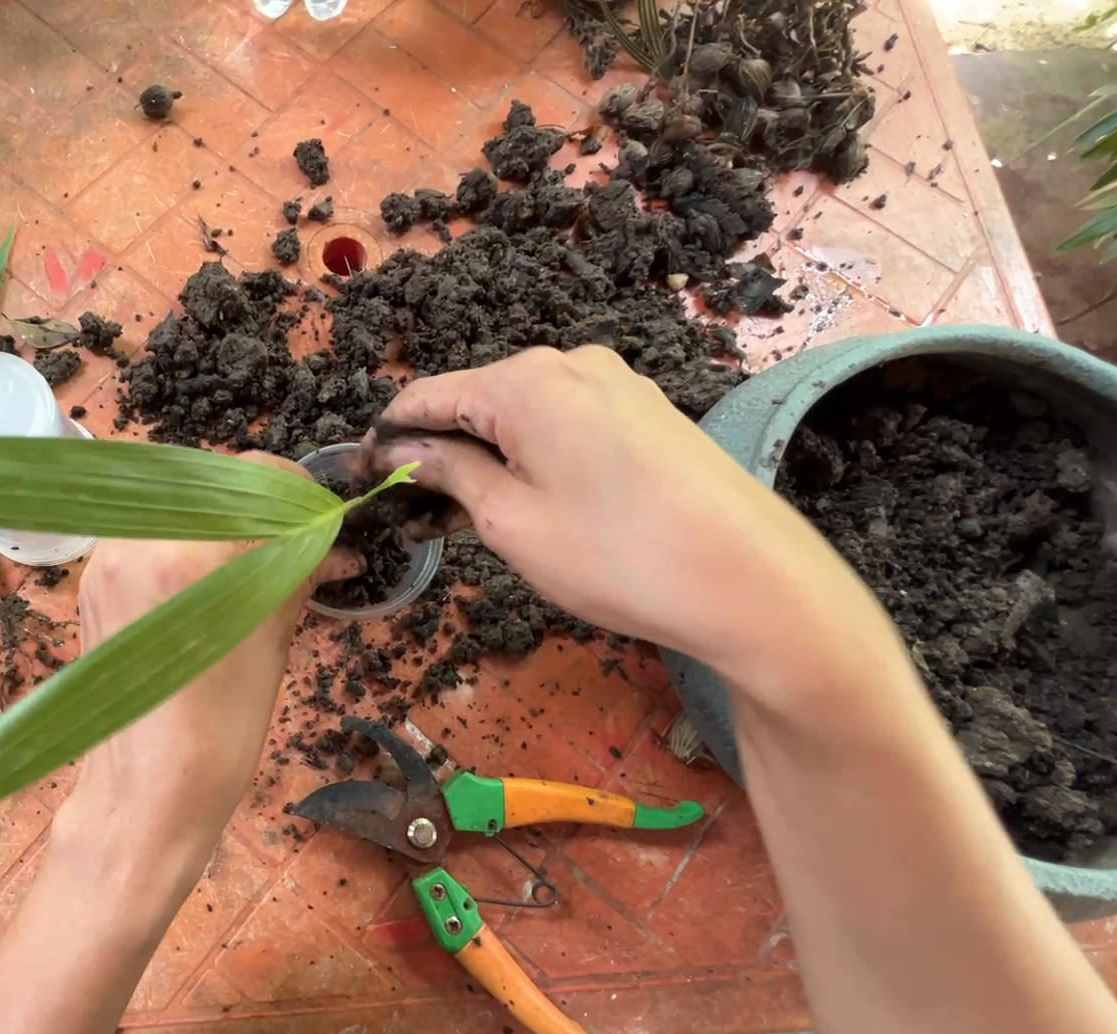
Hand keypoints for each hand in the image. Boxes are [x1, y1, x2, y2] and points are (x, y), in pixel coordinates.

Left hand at [51, 453, 357, 883]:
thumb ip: (296, 569)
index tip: (317, 517)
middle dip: (259, 500)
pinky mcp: (94, 575)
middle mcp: (137, 540)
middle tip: (291, 538)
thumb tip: (330, 538)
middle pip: (213, 480)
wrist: (146, 787)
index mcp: (188, 554)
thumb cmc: (222, 729)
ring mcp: (107, 556)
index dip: (296, 490)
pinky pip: (150, 531)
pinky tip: (211, 573)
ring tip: (252, 557)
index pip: (253, 476)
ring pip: (179, 502)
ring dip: (222, 516)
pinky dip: (186, 538)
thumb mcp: (273, 640)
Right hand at [361, 346, 888, 689]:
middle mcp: (570, 365)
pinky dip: (525, 457)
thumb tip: (402, 451)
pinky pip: (559, 424)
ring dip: (480, 458)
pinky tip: (517, 499)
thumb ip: (448, 473)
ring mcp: (614, 384)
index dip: (388, 436)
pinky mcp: (642, 412)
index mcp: (527, 381)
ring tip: (456, 517)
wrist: (754, 585)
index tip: (362, 475)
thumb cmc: (614, 555)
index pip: (428, 396)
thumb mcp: (510, 520)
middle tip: (410, 512)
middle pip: (474, 401)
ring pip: (518, 416)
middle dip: (435, 451)